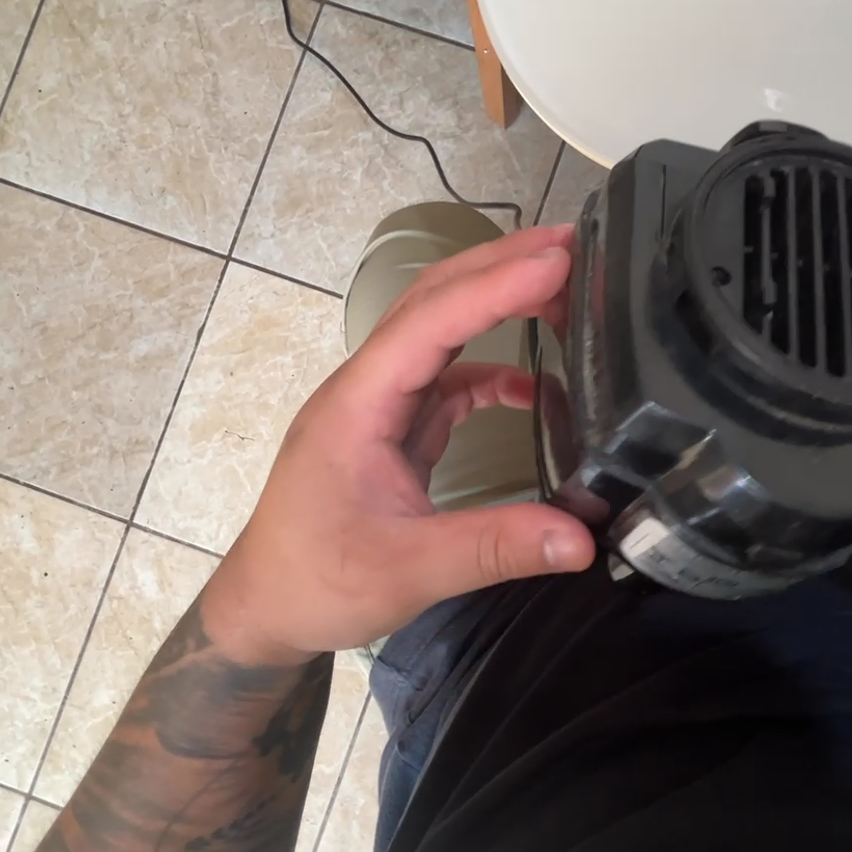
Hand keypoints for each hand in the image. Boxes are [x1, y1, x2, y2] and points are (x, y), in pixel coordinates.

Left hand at [200, 226, 595, 664]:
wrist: (269, 605)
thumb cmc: (319, 582)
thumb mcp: (409, 570)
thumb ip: (494, 548)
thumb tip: (581, 538)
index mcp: (358, 403)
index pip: (429, 322)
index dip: (495, 288)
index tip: (559, 261)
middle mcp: (367, 388)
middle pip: (432, 301)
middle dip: (498, 265)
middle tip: (571, 245)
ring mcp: (380, 405)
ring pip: (439, 331)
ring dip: (495, 303)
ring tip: (561, 290)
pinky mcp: (394, 428)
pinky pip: (447, 381)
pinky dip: (492, 372)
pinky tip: (534, 388)